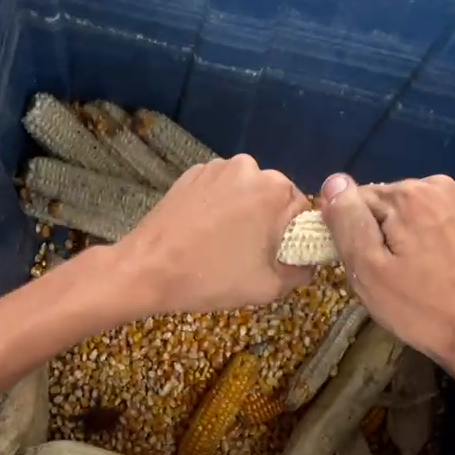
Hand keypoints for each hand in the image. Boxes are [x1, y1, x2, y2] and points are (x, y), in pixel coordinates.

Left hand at [116, 155, 312, 314]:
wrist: (146, 269)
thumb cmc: (209, 279)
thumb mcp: (266, 287)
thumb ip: (300, 273)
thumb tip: (308, 263)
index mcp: (276, 190)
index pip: (301, 213)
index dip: (291, 240)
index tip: (273, 260)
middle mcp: (250, 167)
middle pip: (272, 199)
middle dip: (265, 225)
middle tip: (244, 257)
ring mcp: (216, 167)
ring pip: (244, 193)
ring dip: (240, 215)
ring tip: (219, 246)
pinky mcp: (191, 173)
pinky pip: (218, 190)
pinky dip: (217, 208)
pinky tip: (202, 233)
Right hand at [318, 173, 454, 375]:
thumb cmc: (413, 305)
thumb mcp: (366, 267)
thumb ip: (347, 221)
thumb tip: (332, 182)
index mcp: (408, 194)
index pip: (352, 200)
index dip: (346, 233)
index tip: (356, 265)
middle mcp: (434, 185)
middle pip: (376, 204)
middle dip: (369, 235)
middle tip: (378, 275)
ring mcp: (453, 200)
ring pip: (396, 213)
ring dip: (388, 239)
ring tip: (397, 272)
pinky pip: (418, 220)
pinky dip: (409, 240)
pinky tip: (416, 266)